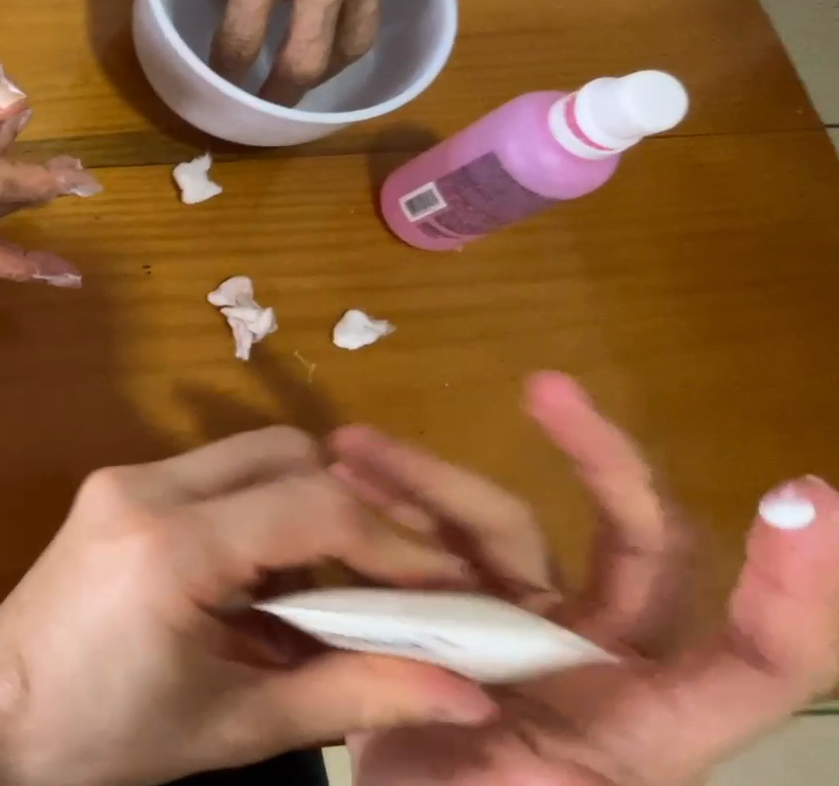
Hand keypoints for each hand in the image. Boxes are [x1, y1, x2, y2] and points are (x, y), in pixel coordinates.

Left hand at [0, 428, 498, 785]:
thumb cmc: (102, 733)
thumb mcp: (234, 725)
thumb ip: (351, 695)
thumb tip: (468, 686)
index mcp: (171, 545)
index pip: (313, 505)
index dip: (397, 543)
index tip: (453, 592)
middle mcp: (144, 487)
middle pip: (283, 453)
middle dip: (355, 508)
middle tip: (403, 585)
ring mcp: (124, 479)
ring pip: (248, 458)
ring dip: (308, 508)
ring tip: (348, 592)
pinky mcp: (116, 489)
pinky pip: (212, 478)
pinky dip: (262, 514)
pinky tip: (281, 584)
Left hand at [213, 0, 454, 104]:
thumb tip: (229, 4)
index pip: (242, 37)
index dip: (227, 70)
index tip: (219, 83)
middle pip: (305, 61)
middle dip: (279, 93)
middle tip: (263, 107)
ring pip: (352, 45)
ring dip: (324, 73)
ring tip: (302, 81)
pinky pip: (377, 9)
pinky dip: (353, 33)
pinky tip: (336, 36)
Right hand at [328, 372, 838, 784]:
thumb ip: (546, 783)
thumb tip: (539, 743)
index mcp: (648, 718)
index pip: (761, 660)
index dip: (796, 589)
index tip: (808, 498)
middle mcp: (597, 649)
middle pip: (632, 543)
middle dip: (599, 457)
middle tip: (540, 386)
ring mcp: (521, 616)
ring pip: (498, 524)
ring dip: (424, 477)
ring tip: (346, 449)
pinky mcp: (451, 600)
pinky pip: (427, 536)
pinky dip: (386, 500)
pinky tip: (340, 478)